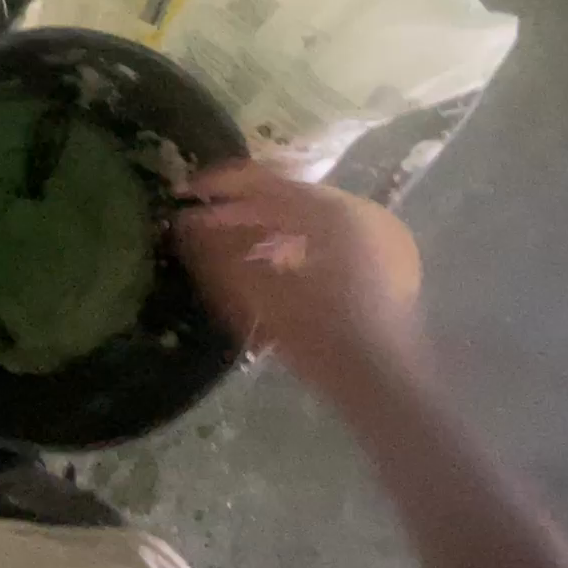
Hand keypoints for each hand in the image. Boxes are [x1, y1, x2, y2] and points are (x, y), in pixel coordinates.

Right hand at [175, 160, 423, 394]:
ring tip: (224, 244)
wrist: (386, 387)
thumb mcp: (258, 292)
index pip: (261, 180)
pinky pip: (322, 235)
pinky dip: (287, 241)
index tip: (182, 194)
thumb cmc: (320, 336)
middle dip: (236, 209)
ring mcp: (373, 235)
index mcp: (329, 210)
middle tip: (198, 222)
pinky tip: (264, 262)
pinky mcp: (379, 260)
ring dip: (259, 226)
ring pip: (301, 216)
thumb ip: (217, 252)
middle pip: (282, 196)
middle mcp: (355, 211)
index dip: (216, 184)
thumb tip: (184, 224)